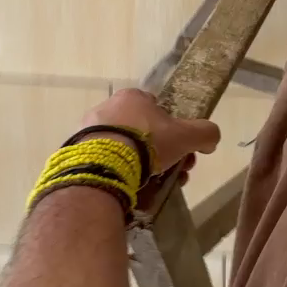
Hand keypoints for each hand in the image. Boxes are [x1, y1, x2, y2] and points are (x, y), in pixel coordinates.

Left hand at [77, 88, 221, 178]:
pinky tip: (131, 189)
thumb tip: (210, 141)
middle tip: (173, 172)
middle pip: (144, 132)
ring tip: (154, 187)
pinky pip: (107, 163)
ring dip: (143, 166)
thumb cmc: (147, 142)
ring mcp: (88, 131)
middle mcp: (108, 108)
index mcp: (133, 97)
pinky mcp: (76, 154)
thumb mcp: (188, 135)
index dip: (174, 130)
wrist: (103, 167)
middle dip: (163, 153)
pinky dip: (120, 174)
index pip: (158, 109)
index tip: (181, 150)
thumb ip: (206, 133)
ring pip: (126, 149)